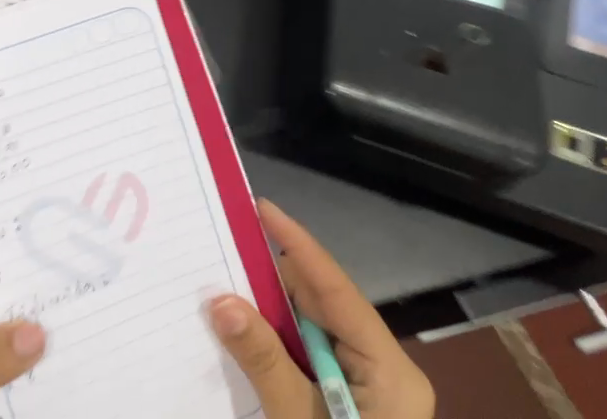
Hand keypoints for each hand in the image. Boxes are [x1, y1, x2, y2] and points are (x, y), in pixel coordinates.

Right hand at [207, 200, 433, 418]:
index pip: (337, 291)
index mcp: (389, 371)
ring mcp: (363, 390)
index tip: (261, 208)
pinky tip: (235, 335)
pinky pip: (301, 360)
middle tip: (219, 249)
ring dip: (263, 314)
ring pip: (306, 333)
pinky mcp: (342, 406)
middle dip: (268, 281)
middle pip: (319, 307)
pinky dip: (269, 346)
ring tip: (217, 284)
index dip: (298, 246)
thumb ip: (264, 362)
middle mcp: (380, 371)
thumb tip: (221, 298)